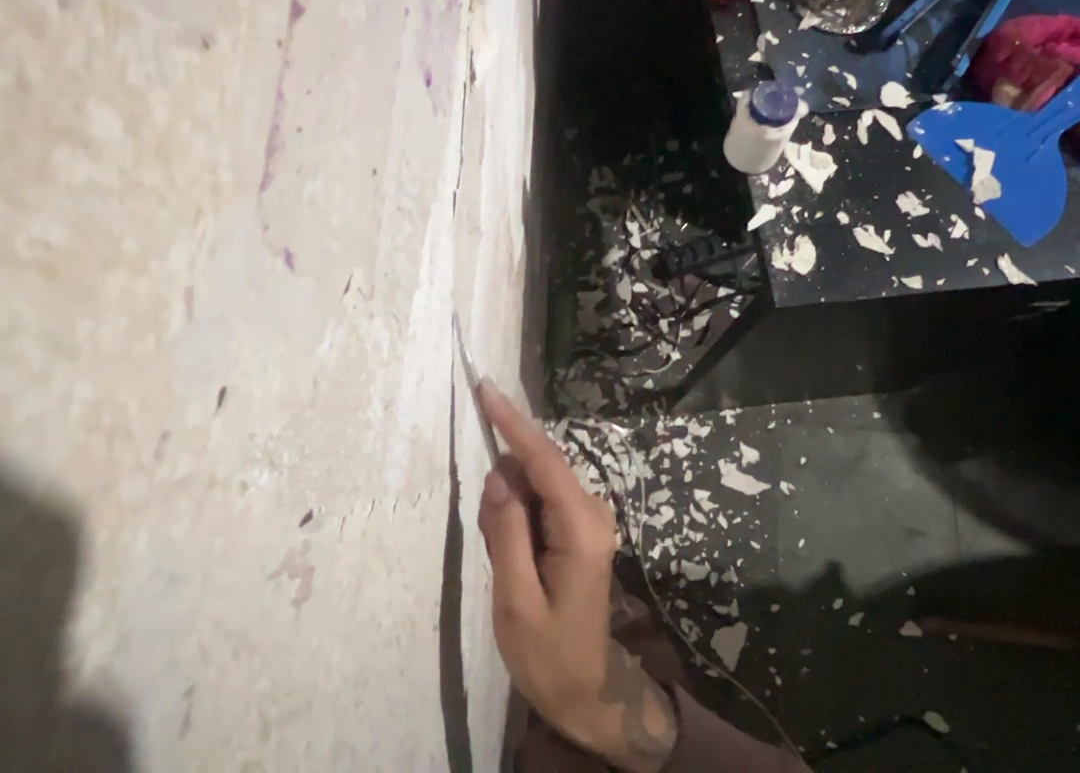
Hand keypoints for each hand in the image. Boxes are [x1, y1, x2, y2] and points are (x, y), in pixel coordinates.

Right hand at [475, 383, 677, 771]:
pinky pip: (540, 503)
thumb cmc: (548, 653)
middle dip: (503, 482)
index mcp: (582, 529)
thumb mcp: (515, 599)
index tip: (486, 389)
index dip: (513, 423)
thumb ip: (506, 532)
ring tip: (505, 564)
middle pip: (539, 468)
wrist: (586, 690)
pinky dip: (517, 516)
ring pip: (536, 485)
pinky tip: (514, 559)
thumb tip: (498, 475)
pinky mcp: (580, 529)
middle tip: (490, 540)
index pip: (545, 460)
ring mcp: (589, 520)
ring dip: (509, 506)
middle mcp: (593, 514)